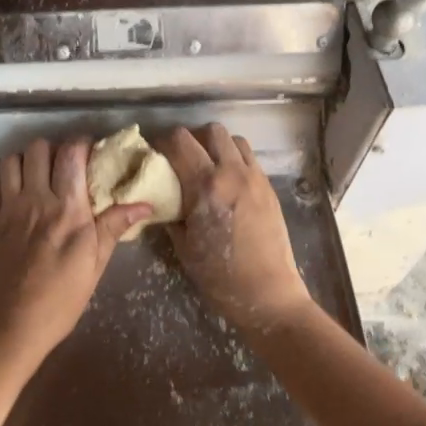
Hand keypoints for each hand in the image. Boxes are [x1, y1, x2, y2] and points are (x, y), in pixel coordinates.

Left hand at [0, 137, 151, 362]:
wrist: (11, 324)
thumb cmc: (60, 299)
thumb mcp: (95, 265)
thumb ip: (114, 227)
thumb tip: (145, 204)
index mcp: (67, 208)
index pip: (72, 154)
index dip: (82, 144)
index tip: (92, 152)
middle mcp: (36, 199)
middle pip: (39, 147)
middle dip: (54, 148)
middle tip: (65, 165)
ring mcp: (10, 207)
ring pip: (13, 159)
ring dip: (27, 160)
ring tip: (40, 175)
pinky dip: (7, 179)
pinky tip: (18, 193)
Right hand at [157, 124, 311, 332]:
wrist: (268, 294)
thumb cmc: (220, 276)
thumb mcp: (184, 246)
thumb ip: (171, 214)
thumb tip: (161, 199)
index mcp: (206, 185)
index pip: (180, 140)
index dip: (163, 142)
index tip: (157, 157)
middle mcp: (232, 172)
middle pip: (210, 130)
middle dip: (193, 139)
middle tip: (183, 159)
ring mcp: (255, 178)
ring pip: (233, 140)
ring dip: (217, 146)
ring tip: (208, 168)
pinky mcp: (269, 188)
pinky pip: (249, 159)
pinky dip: (235, 160)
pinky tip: (228, 184)